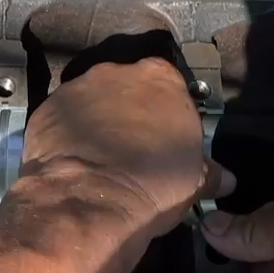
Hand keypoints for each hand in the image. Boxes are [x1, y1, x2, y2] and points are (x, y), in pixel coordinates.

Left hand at [17, 57, 232, 236]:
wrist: (89, 200)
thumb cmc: (153, 184)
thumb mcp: (195, 180)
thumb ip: (211, 172)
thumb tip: (228, 180)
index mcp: (160, 78)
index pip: (167, 84)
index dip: (164, 111)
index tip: (162, 134)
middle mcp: (116, 72)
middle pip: (125, 87)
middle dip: (127, 111)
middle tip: (131, 146)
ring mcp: (76, 88)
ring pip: (90, 101)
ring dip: (95, 121)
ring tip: (98, 156)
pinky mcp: (46, 109)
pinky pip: (61, 118)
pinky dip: (65, 134)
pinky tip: (72, 160)